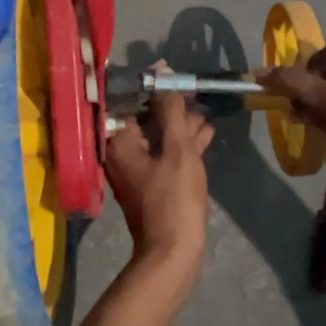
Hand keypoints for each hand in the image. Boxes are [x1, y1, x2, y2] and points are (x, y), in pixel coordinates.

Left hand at [105, 92, 213, 264]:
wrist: (173, 252)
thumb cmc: (174, 198)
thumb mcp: (177, 150)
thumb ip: (171, 111)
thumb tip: (164, 75)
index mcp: (118, 144)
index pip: (129, 103)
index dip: (151, 87)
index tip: (172, 73)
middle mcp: (120, 155)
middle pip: (144, 121)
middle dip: (170, 107)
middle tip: (195, 93)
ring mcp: (136, 172)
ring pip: (158, 139)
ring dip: (181, 126)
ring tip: (206, 113)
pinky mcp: (152, 185)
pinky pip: (165, 156)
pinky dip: (183, 146)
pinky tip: (206, 135)